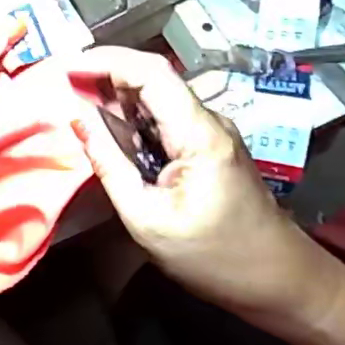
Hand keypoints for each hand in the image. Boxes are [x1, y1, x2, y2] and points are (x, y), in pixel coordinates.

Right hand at [66, 47, 344, 327]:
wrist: (282, 283)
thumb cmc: (216, 259)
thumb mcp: (148, 220)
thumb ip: (110, 165)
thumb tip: (78, 120)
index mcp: (199, 133)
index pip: (151, 73)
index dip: (106, 61)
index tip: (67, 68)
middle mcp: (207, 122)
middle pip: (153, 79)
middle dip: (104, 75)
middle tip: (62, 85)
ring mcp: (209, 133)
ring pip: (157, 99)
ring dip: (115, 96)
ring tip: (75, 102)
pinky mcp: (207, 148)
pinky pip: (163, 120)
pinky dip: (131, 118)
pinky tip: (106, 128)